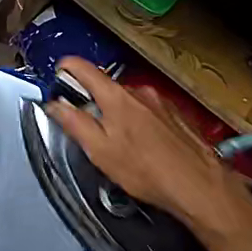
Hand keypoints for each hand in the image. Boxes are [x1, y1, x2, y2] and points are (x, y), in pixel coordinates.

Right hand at [44, 57, 251, 243]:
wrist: (195, 182)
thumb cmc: (149, 171)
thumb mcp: (100, 151)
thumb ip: (74, 122)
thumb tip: (56, 105)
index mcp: (116, 97)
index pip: (83, 68)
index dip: (66, 68)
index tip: (59, 74)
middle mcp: (140, 92)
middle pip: (106, 87)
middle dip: (94, 104)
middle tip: (90, 131)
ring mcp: (159, 101)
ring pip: (128, 101)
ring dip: (119, 117)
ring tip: (121, 148)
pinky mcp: (174, 114)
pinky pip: (147, 112)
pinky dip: (139, 124)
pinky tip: (143, 148)